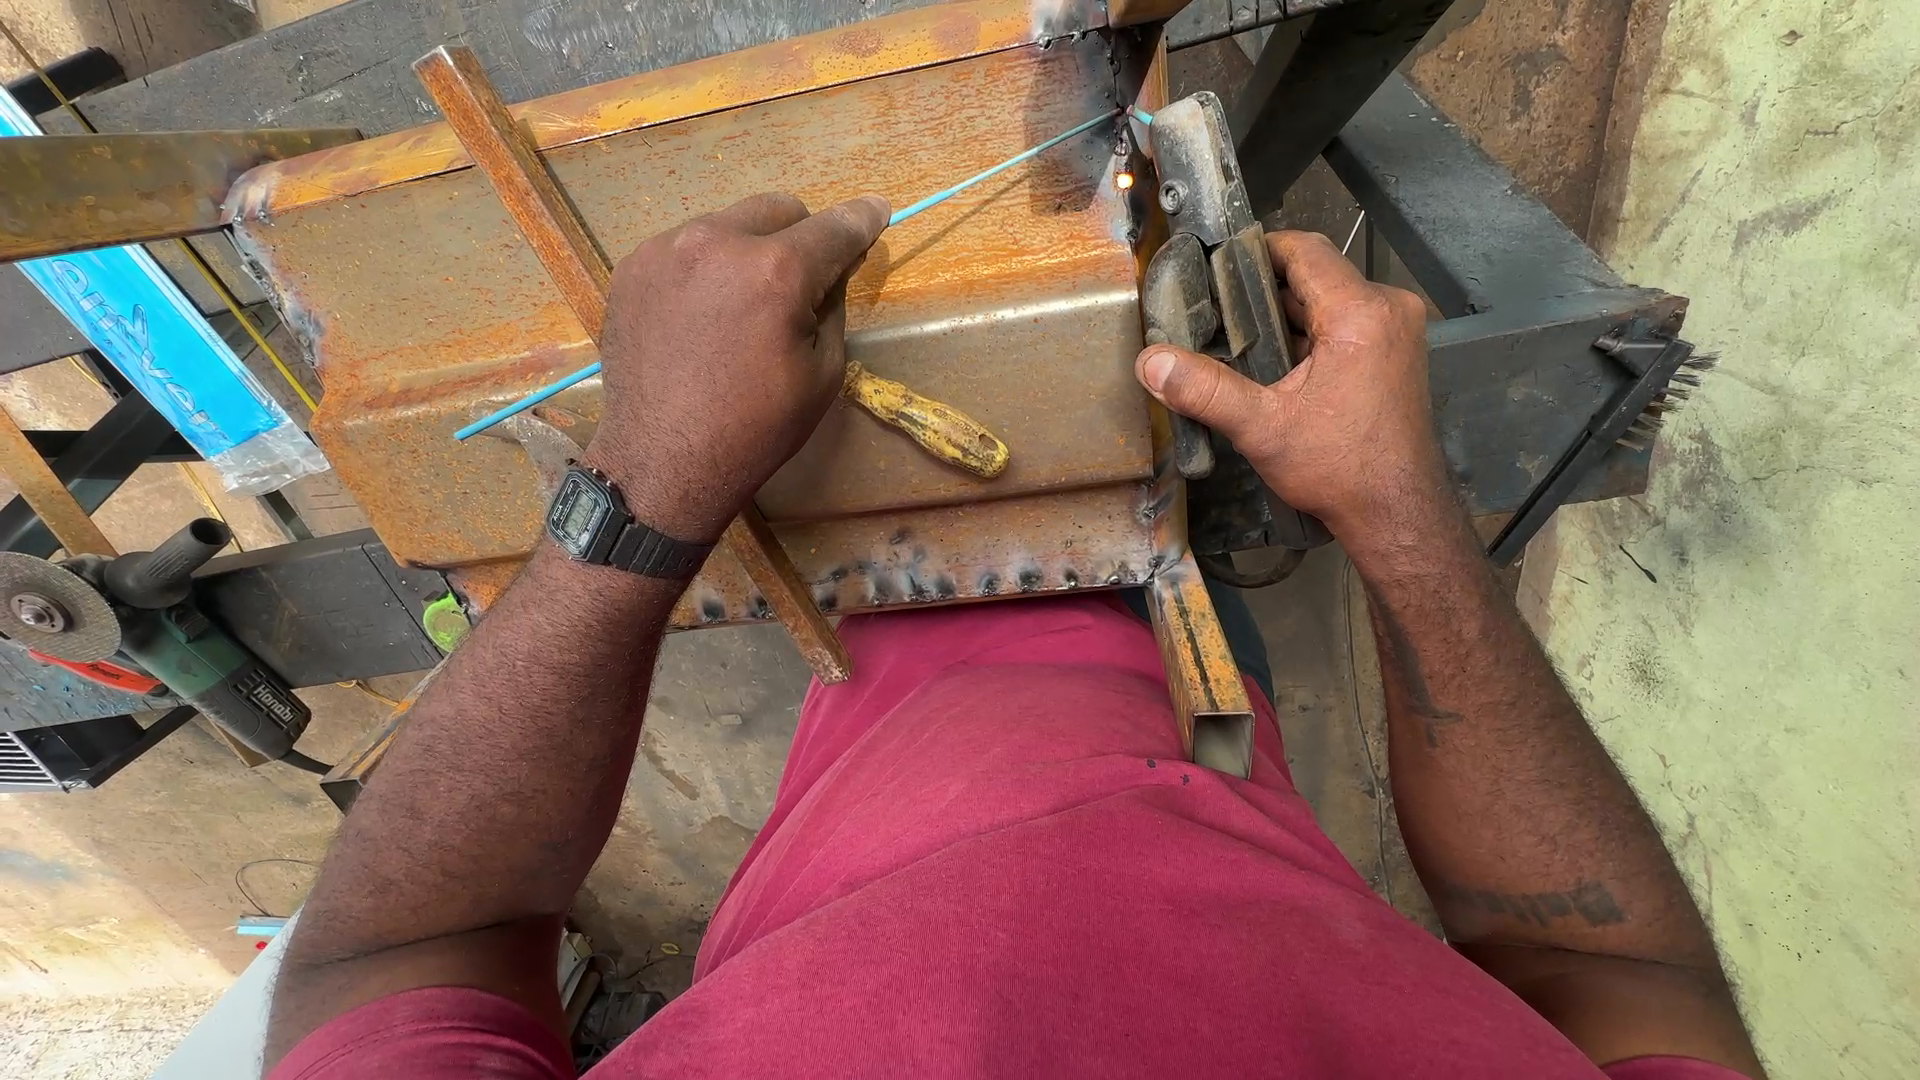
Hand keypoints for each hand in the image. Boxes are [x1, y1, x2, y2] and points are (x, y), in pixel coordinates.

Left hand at [584, 192, 889, 541]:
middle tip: (801, 285)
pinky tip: (702, 317)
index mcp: (775, 272)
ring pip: (728, 223)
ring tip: (742, 309)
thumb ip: (832, 306)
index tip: (878, 210)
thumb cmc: (757, 428)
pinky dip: (708, 268)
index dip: (863, 220)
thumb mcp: (822, 373)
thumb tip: (833, 269)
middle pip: (779, 209)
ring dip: (750, 251)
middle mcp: (717, 241)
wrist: (666, 460)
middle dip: (801, 237)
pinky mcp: (632, 268)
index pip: (833, 228)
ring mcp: (666, 249)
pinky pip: (686, 247)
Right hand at [1134, 230, 1449, 548]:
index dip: (1257, 251)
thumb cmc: (1338, 468)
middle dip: (1262, 291)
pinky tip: (1269, 363)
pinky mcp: (1393, 356)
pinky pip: (1342, 327)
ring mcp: (1396, 333)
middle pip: (1315, 277)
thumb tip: (1150, 363)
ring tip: (1231, 337)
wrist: (1395, 512)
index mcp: (1361, 314)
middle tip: (1211, 310)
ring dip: (1283, 317)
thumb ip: (1205, 391)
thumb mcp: (1262, 428)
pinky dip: (1306, 337)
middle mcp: (1388, 310)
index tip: (1215, 265)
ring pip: (1328, 303)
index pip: (1305, 251)